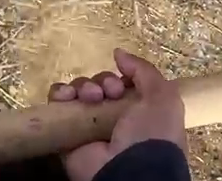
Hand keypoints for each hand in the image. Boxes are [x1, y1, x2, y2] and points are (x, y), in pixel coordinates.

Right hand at [47, 49, 184, 180]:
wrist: (129, 173)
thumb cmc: (151, 136)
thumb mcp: (163, 100)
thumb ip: (144, 71)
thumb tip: (118, 53)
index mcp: (136, 115)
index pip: (119, 86)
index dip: (117, 80)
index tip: (120, 86)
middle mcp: (112, 120)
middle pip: (98, 86)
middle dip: (100, 83)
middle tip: (105, 94)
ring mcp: (89, 126)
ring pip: (78, 91)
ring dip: (82, 87)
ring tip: (89, 98)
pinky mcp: (67, 132)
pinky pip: (57, 104)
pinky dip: (59, 95)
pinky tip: (66, 96)